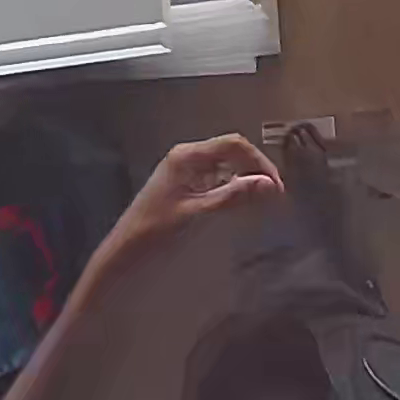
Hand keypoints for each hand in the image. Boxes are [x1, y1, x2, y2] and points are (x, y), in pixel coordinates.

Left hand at [105, 135, 284, 254]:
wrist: (124, 255)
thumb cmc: (155, 232)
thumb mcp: (198, 214)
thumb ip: (233, 197)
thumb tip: (269, 184)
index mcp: (187, 156)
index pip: (233, 145)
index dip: (259, 162)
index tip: (276, 187)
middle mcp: (187, 157)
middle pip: (231, 152)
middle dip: (255, 170)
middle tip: (274, 196)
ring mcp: (186, 171)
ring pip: (226, 165)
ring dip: (246, 179)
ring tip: (263, 201)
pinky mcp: (185, 186)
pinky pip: (216, 179)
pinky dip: (233, 188)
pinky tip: (242, 205)